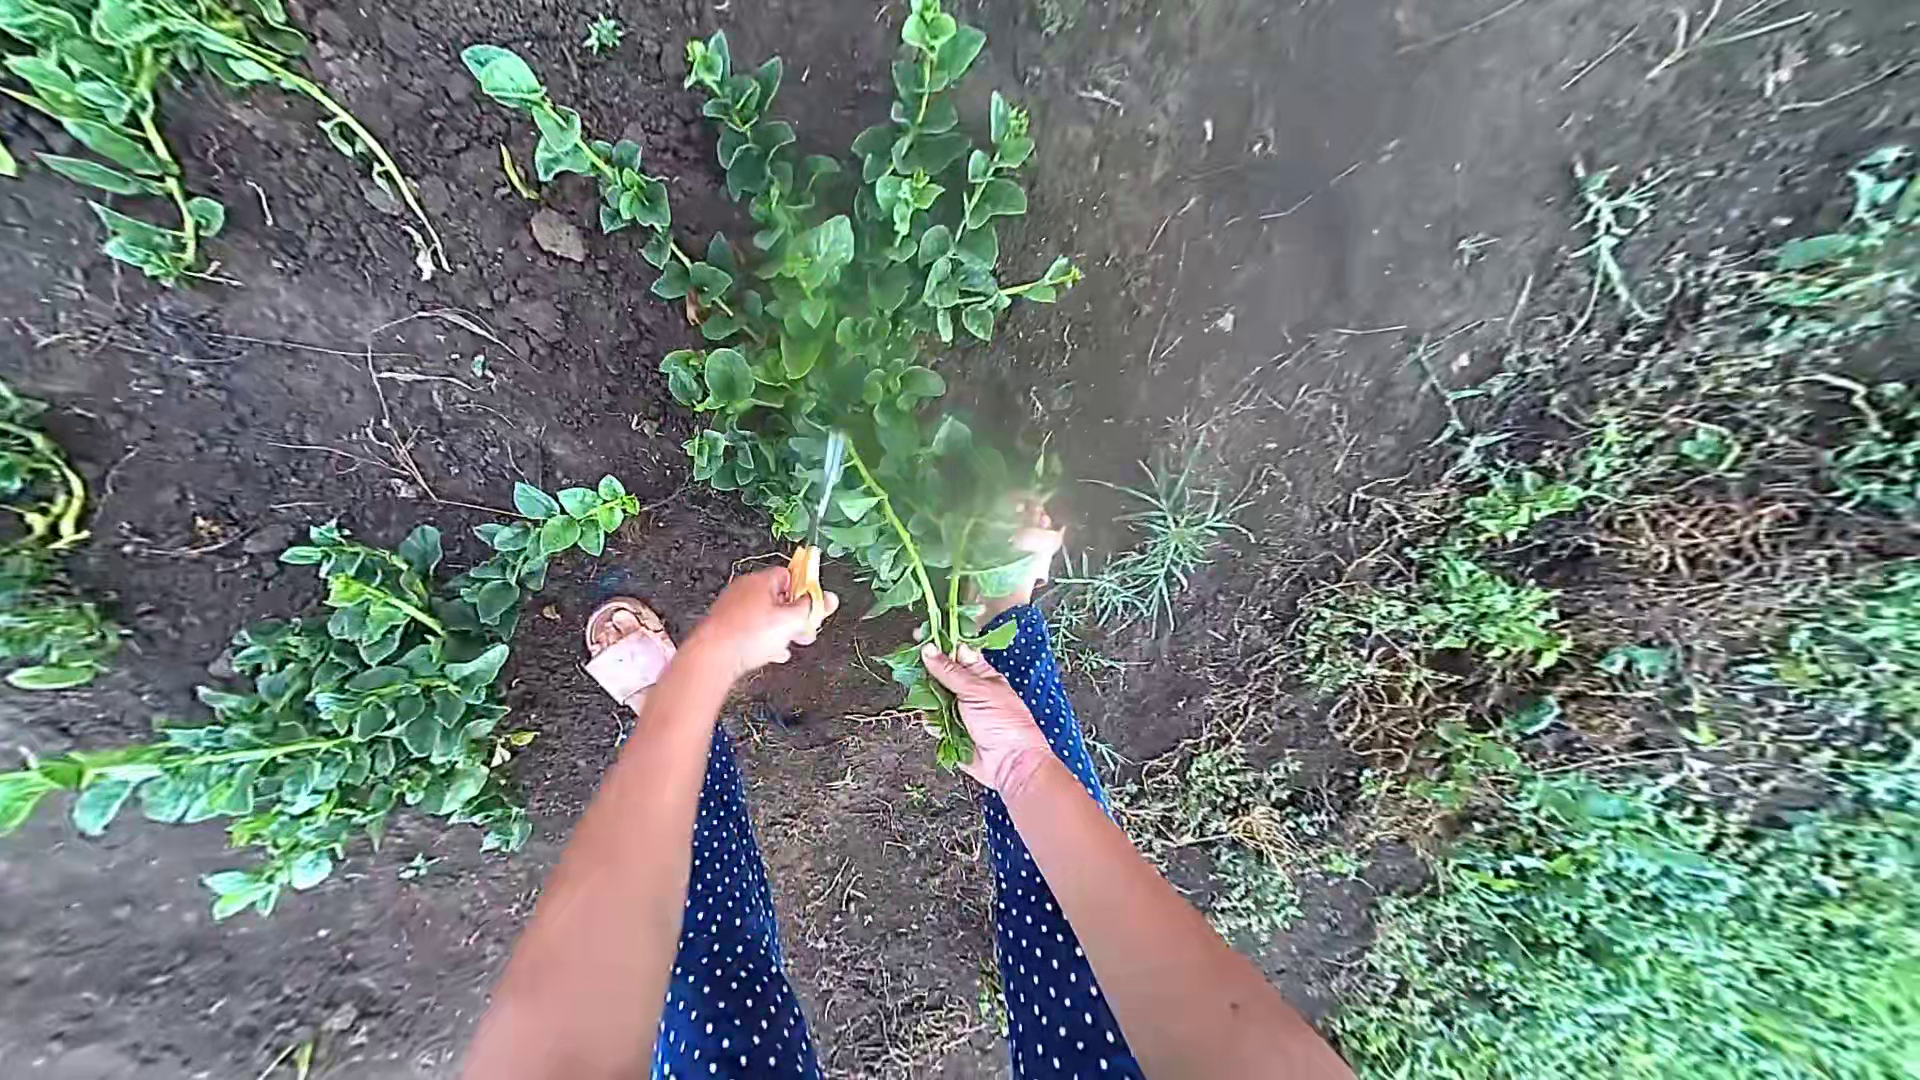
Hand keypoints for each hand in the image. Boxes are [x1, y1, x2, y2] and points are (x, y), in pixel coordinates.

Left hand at [687, 567, 838, 678]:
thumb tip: (829, 598)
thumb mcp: (791, 621)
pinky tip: (772, 652)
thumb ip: (813, 608)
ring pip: (767, 615)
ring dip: (782, 630)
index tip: (815, 605)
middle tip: (806, 630)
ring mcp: (733, 608)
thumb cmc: (748, 635)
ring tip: (791, 644)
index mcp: (761, 581)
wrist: (711, 658)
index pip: (791, 575)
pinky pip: (752, 629)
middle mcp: (745, 590)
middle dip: (796, 615)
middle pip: (780, 597)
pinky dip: (765, 639)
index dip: (806, 590)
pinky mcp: (726, 626)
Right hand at [921, 642, 1055, 797]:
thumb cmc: (1004, 723)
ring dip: (927, 698)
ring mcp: (959, 710)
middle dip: (927, 672)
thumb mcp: (977, 690)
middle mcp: (969, 690)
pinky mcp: (951, 731)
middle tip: (912, 668)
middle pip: (941, 674)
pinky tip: (935, 723)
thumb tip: (929, 649)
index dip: (940, 643)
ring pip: (933, 697)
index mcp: (982, 674)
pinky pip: (933, 720)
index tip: (920, 636)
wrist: (1010, 764)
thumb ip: (950, 671)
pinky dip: (931, 721)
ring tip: (925, 700)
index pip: (957, 652)